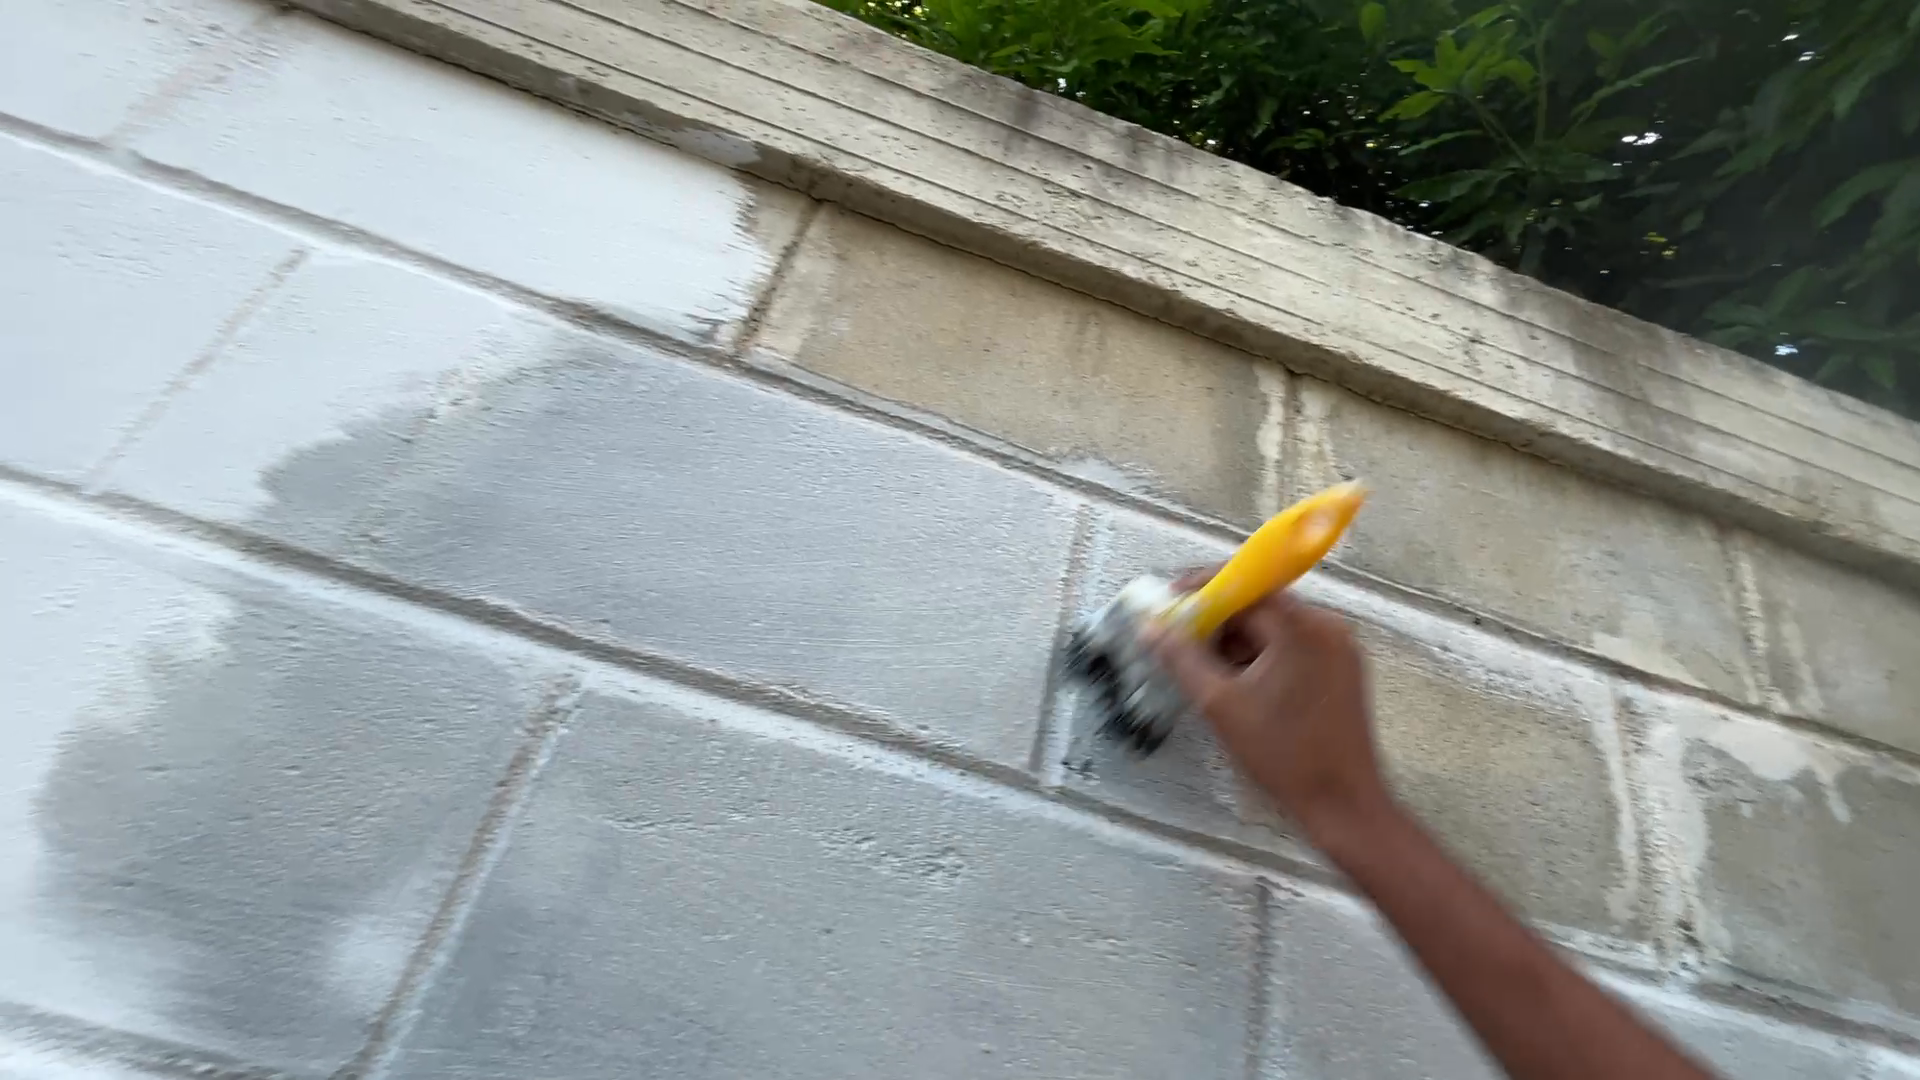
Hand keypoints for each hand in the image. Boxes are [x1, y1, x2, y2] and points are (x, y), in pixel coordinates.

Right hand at [1148, 568, 1390, 838]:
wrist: (1345, 807)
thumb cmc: (1283, 754)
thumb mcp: (1219, 704)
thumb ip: (1181, 658)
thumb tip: (1149, 626)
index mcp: (1302, 627)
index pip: (1244, 586)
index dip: (1202, 588)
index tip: (1168, 600)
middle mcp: (1328, 626)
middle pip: (1260, 605)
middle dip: (1217, 618)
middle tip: (1179, 638)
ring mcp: (1340, 648)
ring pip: (1274, 627)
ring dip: (1237, 639)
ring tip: (1202, 665)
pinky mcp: (1342, 670)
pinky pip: (1292, 645)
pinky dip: (1261, 654)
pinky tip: (1235, 679)